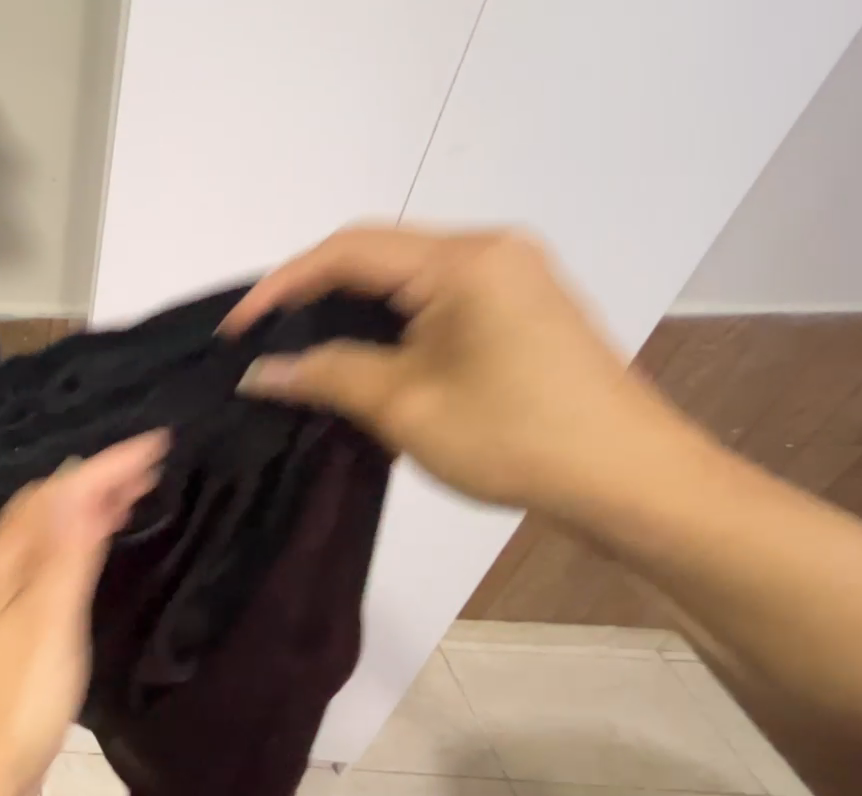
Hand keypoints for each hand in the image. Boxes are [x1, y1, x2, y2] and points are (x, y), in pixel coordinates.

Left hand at [0, 431, 167, 795]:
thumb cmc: (18, 697)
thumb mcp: (50, 620)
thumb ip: (67, 554)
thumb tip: (82, 486)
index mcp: (1, 562)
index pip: (55, 494)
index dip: (104, 467)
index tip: (156, 444)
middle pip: (46, 509)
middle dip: (95, 482)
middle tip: (151, 466)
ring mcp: (2, 599)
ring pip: (47, 536)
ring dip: (87, 510)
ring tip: (132, 494)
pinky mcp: (14, 627)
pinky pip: (48, 564)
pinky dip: (78, 544)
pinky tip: (95, 551)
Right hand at [222, 225, 681, 513]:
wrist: (627, 478)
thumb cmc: (512, 436)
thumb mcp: (402, 405)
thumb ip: (324, 374)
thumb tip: (258, 370)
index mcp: (463, 261)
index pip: (347, 251)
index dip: (280, 286)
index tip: (234, 332)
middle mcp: (487, 252)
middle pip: (373, 256)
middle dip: (307, 296)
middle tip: (259, 343)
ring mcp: (507, 278)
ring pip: (398, 279)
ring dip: (342, 312)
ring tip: (294, 353)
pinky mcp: (514, 308)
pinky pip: (427, 300)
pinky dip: (379, 324)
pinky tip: (352, 358)